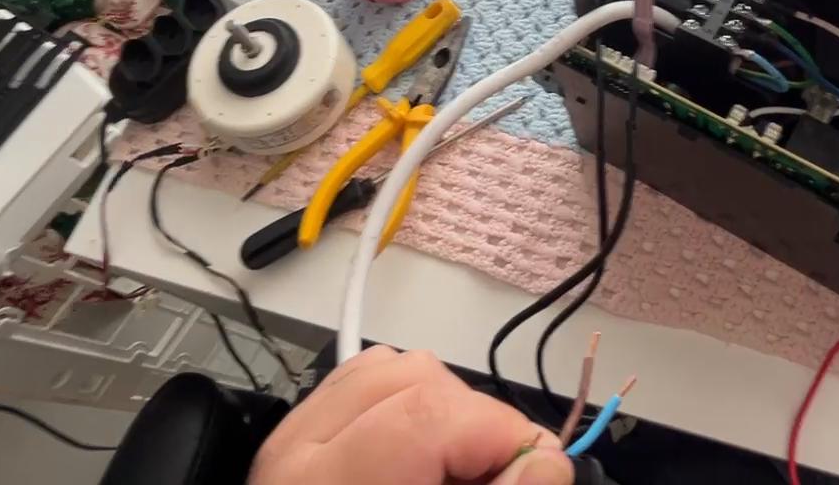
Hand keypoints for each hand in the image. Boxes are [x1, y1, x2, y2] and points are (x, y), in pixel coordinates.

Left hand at [249, 347, 572, 484]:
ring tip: (458, 470)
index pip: (425, 418)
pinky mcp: (299, 433)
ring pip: (395, 366)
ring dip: (444, 406)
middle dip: (477, 422)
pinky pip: (368, 375)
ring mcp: (293, 437)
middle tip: (502, 480)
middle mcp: (296, 456)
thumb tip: (545, 463)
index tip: (541, 468)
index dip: (500, 432)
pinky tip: (422, 452)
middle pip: (417, 380)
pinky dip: (408, 398)